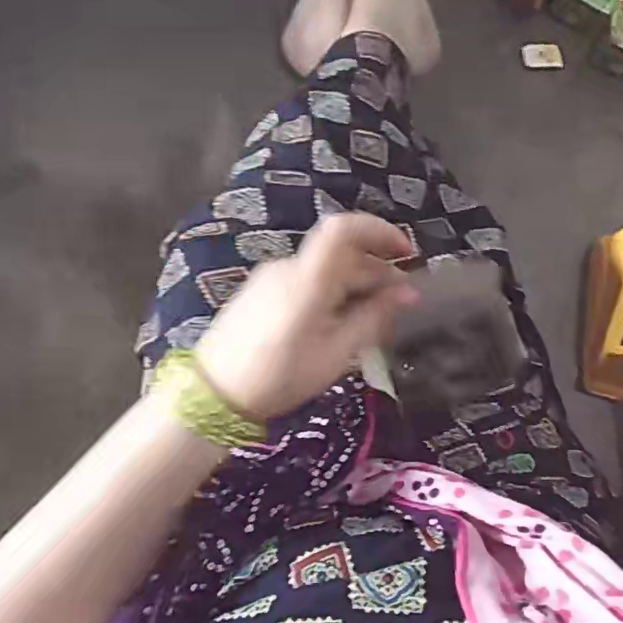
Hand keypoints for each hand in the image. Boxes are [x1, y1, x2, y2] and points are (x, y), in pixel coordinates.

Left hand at [196, 214, 417, 419]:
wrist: (215, 393)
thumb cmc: (280, 377)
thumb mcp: (336, 354)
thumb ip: (373, 318)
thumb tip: (408, 293)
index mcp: (308, 279)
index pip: (345, 229)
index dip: (380, 232)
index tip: (407, 253)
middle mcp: (289, 268)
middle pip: (340, 252)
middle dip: (377, 269)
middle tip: (402, 301)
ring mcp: (272, 278)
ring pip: (325, 269)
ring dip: (356, 283)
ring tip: (375, 317)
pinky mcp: (262, 292)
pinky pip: (307, 280)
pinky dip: (332, 291)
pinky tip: (341, 320)